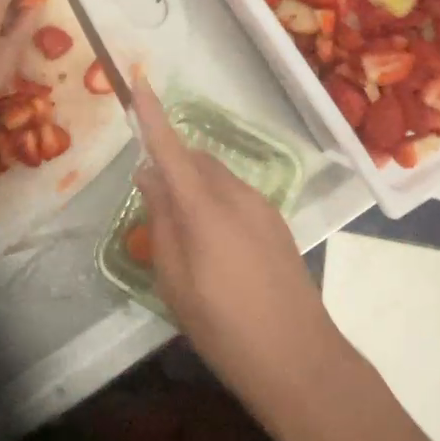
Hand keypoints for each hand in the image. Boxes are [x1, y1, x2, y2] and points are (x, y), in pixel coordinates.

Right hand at [132, 85, 438, 440]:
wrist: (300, 361)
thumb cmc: (224, 326)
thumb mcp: (175, 280)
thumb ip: (160, 221)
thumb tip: (150, 175)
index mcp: (204, 208)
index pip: (170, 149)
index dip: (152, 114)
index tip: (139, 79)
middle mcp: (235, 195)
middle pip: (195, 160)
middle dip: (171, 164)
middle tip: (153, 203)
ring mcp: (262, 207)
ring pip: (217, 177)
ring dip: (195, 186)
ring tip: (185, 236)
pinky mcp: (277, 224)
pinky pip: (236, 196)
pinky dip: (216, 203)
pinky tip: (216, 249)